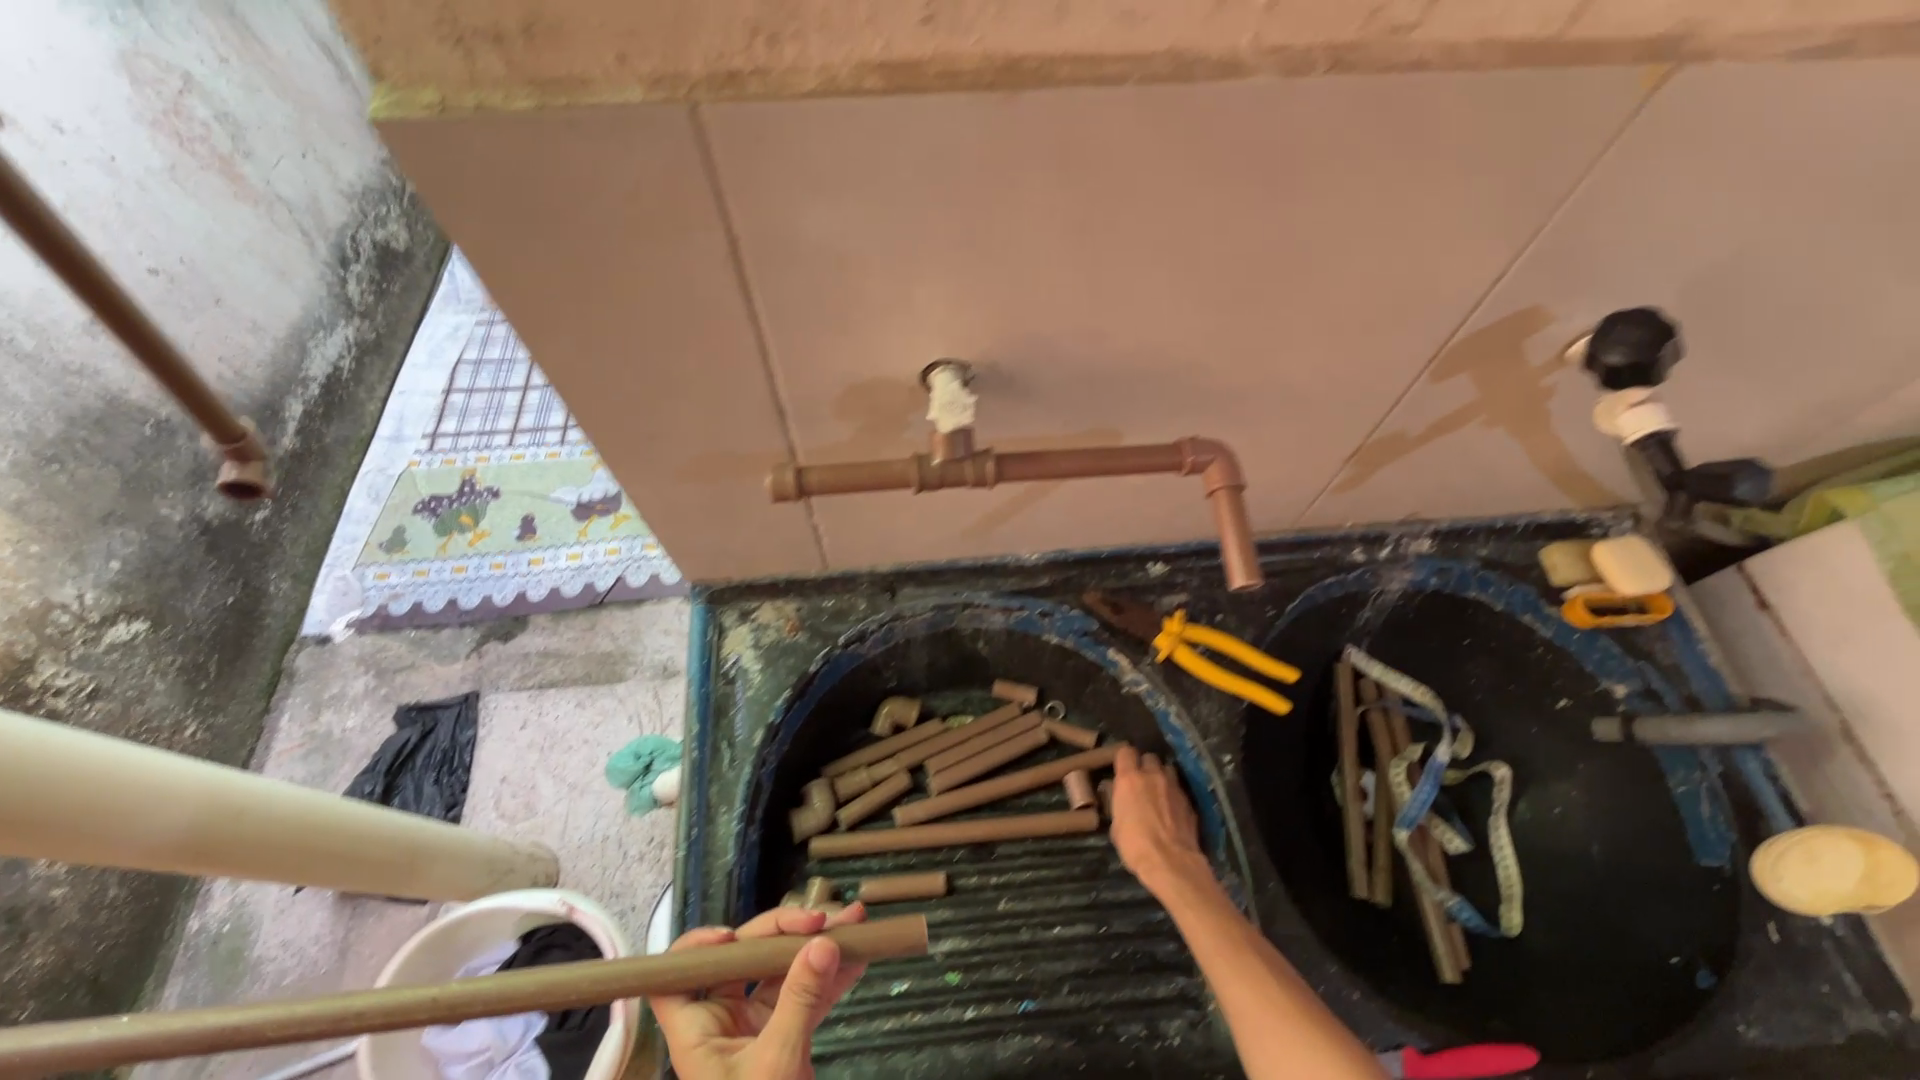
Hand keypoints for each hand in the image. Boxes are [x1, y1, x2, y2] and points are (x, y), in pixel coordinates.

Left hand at [647, 903, 869, 1079]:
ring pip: (781, 972)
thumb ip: (800, 1002)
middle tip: (821, 920)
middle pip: (742, 961)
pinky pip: (809, 996)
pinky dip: (834, 976)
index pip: (676, 980)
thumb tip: (823, 943)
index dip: (695, 949)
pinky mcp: (788, 1038)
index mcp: (698, 1033)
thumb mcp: (778, 1066)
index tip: (733, 936)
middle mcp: (722, 1024)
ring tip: (854, 920)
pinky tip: (861, 955)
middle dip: (782, 933)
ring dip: (817, 946)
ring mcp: (756, 1030)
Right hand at [1111, 745, 1211, 897]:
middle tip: (1140, 782)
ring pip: (1167, 769)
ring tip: (1158, 792)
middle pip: (1149, 757)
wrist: (1171, 862)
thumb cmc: (1135, 846)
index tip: (1121, 769)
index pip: (1125, 752)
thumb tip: (1117, 795)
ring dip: (1161, 777)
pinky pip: (1179, 789)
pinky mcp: (1189, 801)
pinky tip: (1171, 810)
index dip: (1123, 759)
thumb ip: (1118, 803)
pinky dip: (1173, 794)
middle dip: (1144, 766)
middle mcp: (1153, 776)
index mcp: (1129, 779)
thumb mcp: (1116, 825)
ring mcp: (1174, 787)